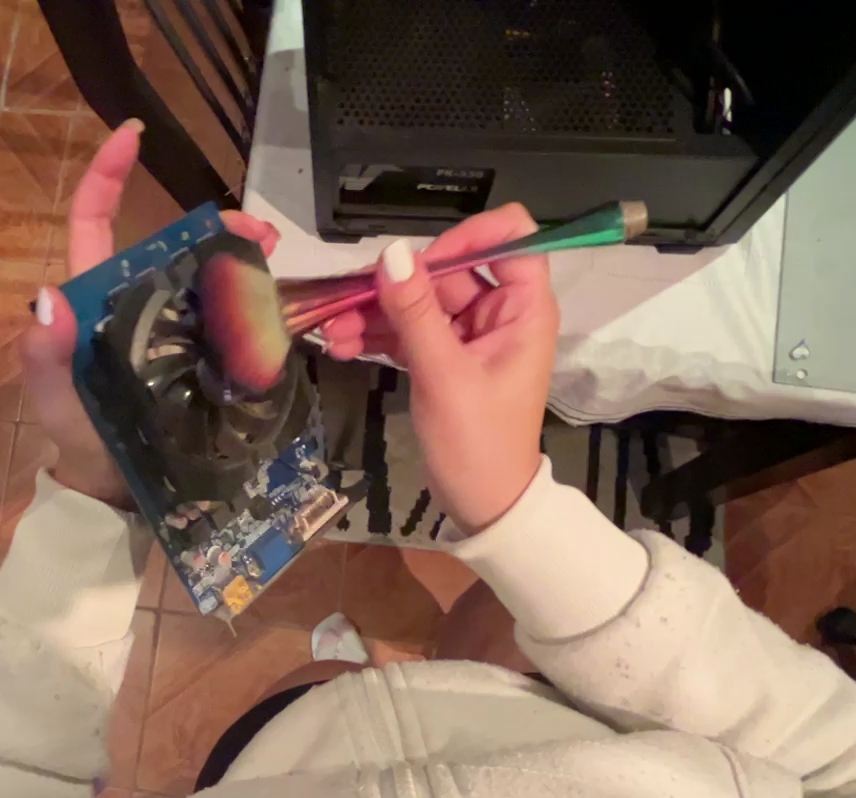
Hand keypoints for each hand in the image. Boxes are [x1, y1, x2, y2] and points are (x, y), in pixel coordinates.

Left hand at [19, 120, 279, 506]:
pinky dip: (252, 311)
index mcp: (94, 300)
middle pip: (171, 248)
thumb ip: (42, 357)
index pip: (96, 225)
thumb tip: (47, 296)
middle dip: (213, 227)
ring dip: (241, 263)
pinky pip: (226, 327)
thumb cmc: (78, 439)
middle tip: (259, 234)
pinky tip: (278, 307)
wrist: (114, 489)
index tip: (134, 135)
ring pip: (206, 281)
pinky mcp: (200, 364)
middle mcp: (135, 307)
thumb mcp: (52, 401)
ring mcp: (171, 335)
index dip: (108, 177)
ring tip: (275, 258)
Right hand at [318, 205, 557, 533]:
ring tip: (334, 334)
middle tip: (346, 303)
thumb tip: (390, 254)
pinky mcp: (443, 359)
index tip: (416, 261)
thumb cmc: (477, 442)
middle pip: (446, 273)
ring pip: (420, 304)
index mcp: (522, 309)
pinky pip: (409, 333)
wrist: (482, 502)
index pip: (509, 239)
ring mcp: (468, 337)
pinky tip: (343, 346)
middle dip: (396, 287)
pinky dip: (380, 337)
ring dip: (377, 315)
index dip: (464, 238)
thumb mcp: (444, 375)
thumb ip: (416, 313)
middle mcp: (498, 313)